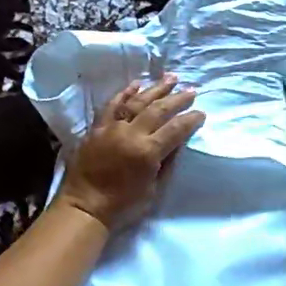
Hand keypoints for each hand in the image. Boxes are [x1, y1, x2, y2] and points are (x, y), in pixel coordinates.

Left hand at [57, 75, 206, 226]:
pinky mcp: (96, 128)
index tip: (201, 112)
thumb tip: (177, 141)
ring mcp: (111, 128)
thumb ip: (167, 162)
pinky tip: (136, 84)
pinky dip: (124, 93)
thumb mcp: (154, 189)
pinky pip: (111, 105)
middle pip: (158, 109)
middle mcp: (131, 133)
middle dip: (177, 99)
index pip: (176, 128)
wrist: (84, 207)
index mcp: (148, 151)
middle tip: (191, 90)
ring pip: (136, 101)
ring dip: (155, 89)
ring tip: (170, 78)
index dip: (190, 119)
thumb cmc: (123, 205)